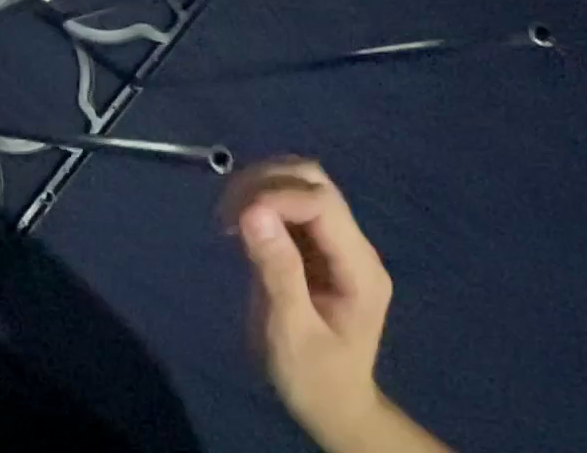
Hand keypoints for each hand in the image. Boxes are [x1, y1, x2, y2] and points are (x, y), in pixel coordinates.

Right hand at [222, 158, 394, 449]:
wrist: (332, 406)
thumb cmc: (313, 377)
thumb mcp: (290, 331)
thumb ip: (277, 270)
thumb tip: (251, 212)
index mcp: (359, 269)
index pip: (321, 202)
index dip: (275, 198)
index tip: (234, 222)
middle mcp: (353, 246)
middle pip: (314, 180)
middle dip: (265, 183)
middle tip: (227, 214)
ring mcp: (335, 243)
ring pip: (299, 183)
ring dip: (258, 187)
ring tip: (228, 219)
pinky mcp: (314, 244)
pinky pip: (287, 202)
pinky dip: (257, 200)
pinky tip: (237, 225)